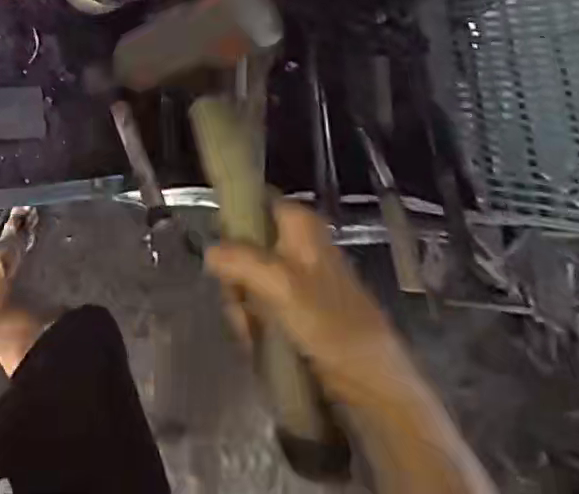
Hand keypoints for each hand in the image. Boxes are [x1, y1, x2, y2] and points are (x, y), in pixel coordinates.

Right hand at [204, 200, 411, 406]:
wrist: (369, 377)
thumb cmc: (329, 320)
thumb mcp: (280, 284)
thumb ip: (240, 260)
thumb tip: (208, 250)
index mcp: (299, 223)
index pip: (254, 201)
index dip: (232, 222)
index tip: (219, 251)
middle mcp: (297, 241)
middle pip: (244, 244)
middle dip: (235, 278)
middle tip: (239, 302)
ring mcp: (296, 275)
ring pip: (248, 277)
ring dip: (242, 305)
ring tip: (251, 329)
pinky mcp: (295, 306)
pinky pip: (259, 303)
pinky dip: (254, 320)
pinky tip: (258, 340)